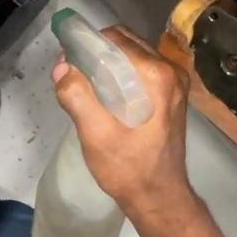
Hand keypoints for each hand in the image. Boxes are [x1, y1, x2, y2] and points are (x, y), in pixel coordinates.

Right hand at [52, 24, 193, 221]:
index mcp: (156, 76)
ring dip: (106, 64)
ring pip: (132, 56)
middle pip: (125, 44)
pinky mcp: (171, 95)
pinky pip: (140, 72)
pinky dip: (120, 75)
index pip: (115, 39)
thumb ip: (77, 97)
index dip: (86, 45)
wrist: (158, 197)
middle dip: (95, 53)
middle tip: (72, 76)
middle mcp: (170, 72)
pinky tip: (104, 97)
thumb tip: (62, 67)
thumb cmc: (127, 168)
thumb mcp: (95, 135)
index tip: (66, 64)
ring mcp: (174, 83)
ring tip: (84, 87)